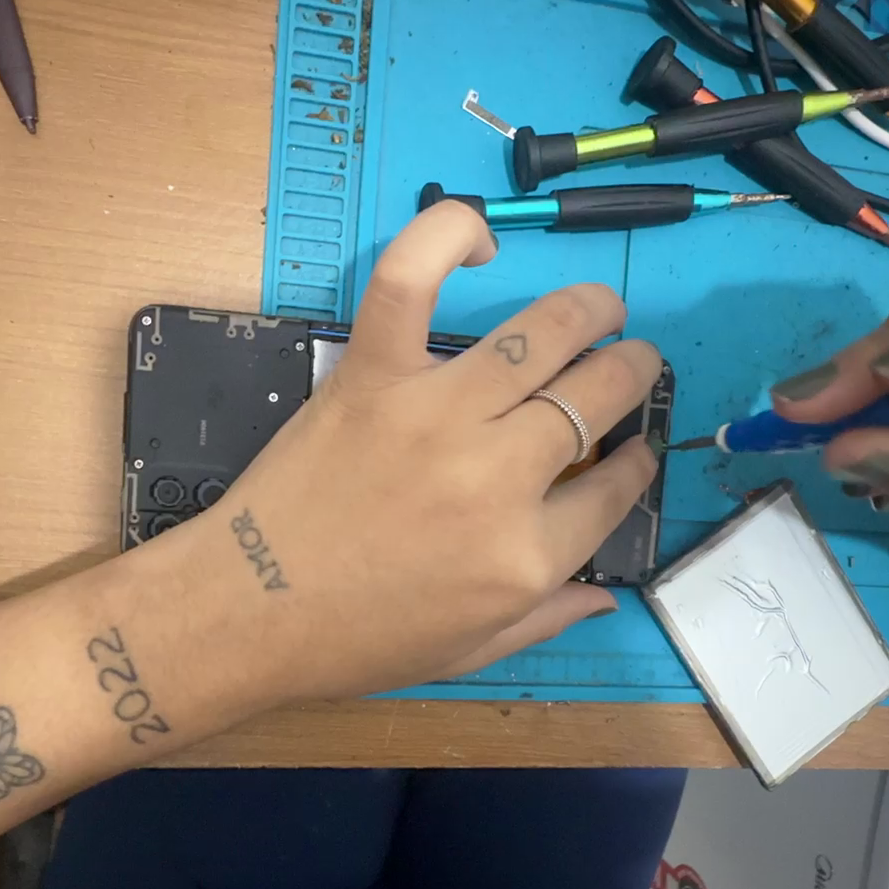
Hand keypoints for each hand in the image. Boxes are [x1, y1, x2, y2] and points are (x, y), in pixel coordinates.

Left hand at [155, 202, 661, 698]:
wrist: (250, 611)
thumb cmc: (358, 641)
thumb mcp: (468, 653)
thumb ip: (547, 619)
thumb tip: (610, 596)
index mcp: (528, 554)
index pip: (616, 488)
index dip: (637, 464)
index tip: (632, 452)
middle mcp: (498, 474)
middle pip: (596, 397)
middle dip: (633, 373)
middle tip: (631, 363)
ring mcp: (434, 414)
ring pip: (541, 334)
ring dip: (590, 309)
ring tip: (602, 307)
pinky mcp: (371, 374)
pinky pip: (410, 280)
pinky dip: (445, 236)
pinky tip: (480, 240)